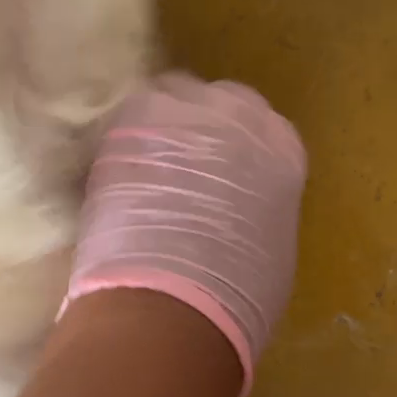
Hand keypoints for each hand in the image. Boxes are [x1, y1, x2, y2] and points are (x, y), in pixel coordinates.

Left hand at [62, 73, 307, 392]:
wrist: (175, 298)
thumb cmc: (238, 291)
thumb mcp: (271, 245)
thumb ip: (259, 209)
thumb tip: (239, 211)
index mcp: (282, 147)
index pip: (262, 129)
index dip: (236, 150)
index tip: (221, 173)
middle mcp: (240, 115)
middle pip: (215, 102)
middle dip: (198, 127)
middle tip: (178, 168)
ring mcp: (184, 109)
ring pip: (168, 99)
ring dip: (157, 127)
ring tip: (141, 171)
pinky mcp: (130, 118)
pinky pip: (126, 117)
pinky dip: (120, 142)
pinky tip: (113, 177)